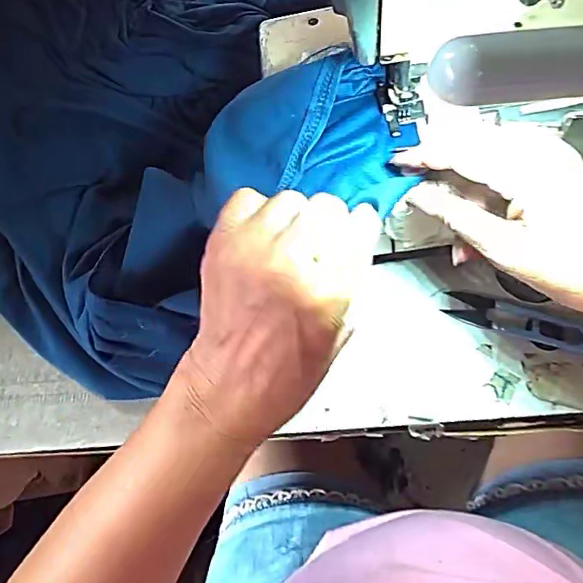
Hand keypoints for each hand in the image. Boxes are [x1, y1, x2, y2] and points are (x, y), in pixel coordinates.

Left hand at [170, 189, 382, 446]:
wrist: (230, 384)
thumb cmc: (284, 373)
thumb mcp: (341, 333)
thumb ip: (352, 280)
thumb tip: (355, 238)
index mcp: (328, 290)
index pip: (357, 226)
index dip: (358, 227)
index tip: (356, 226)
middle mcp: (291, 262)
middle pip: (325, 207)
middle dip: (327, 225)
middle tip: (318, 246)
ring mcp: (253, 248)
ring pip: (289, 199)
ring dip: (292, 218)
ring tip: (286, 243)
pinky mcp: (224, 242)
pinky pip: (248, 199)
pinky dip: (256, 212)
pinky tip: (260, 236)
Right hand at [394, 120, 582, 330]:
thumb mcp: (504, 248)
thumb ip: (455, 216)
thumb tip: (420, 196)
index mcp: (531, 166)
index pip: (461, 150)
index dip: (423, 156)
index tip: (397, 162)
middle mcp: (542, 152)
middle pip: (471, 147)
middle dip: (441, 169)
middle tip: (414, 182)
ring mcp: (550, 158)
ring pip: (485, 161)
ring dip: (464, 193)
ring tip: (459, 233)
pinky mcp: (553, 169)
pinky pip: (505, 170)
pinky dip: (485, 194)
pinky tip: (477, 225)